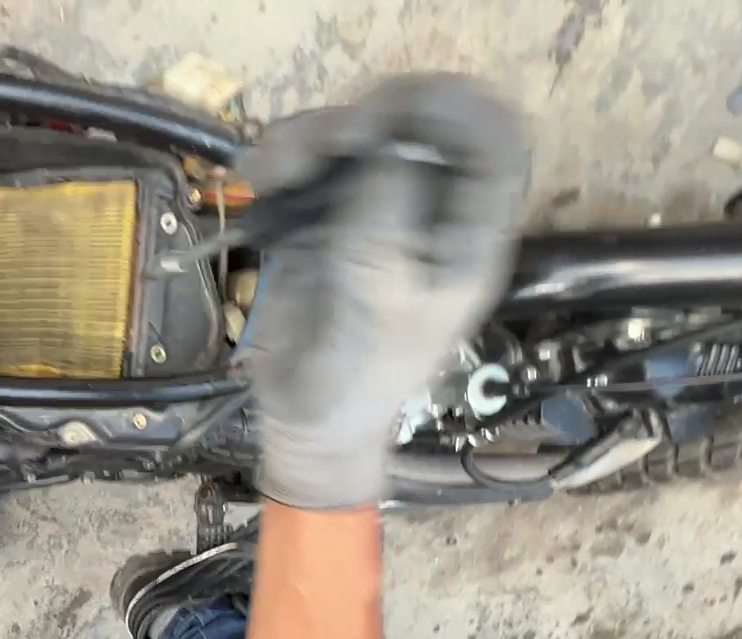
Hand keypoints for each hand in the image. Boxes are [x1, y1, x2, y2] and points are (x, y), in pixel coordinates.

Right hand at [235, 75, 528, 508]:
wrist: (306, 425)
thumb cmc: (358, 387)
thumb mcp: (378, 318)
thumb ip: (380, 240)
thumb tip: (384, 157)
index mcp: (461, 240)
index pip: (487, 145)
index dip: (450, 111)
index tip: (388, 113)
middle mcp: (417, 219)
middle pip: (408, 133)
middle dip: (362, 123)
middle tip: (320, 145)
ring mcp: (363, 222)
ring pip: (347, 148)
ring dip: (307, 142)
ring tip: (269, 170)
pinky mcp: (314, 234)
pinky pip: (300, 181)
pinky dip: (275, 168)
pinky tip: (253, 178)